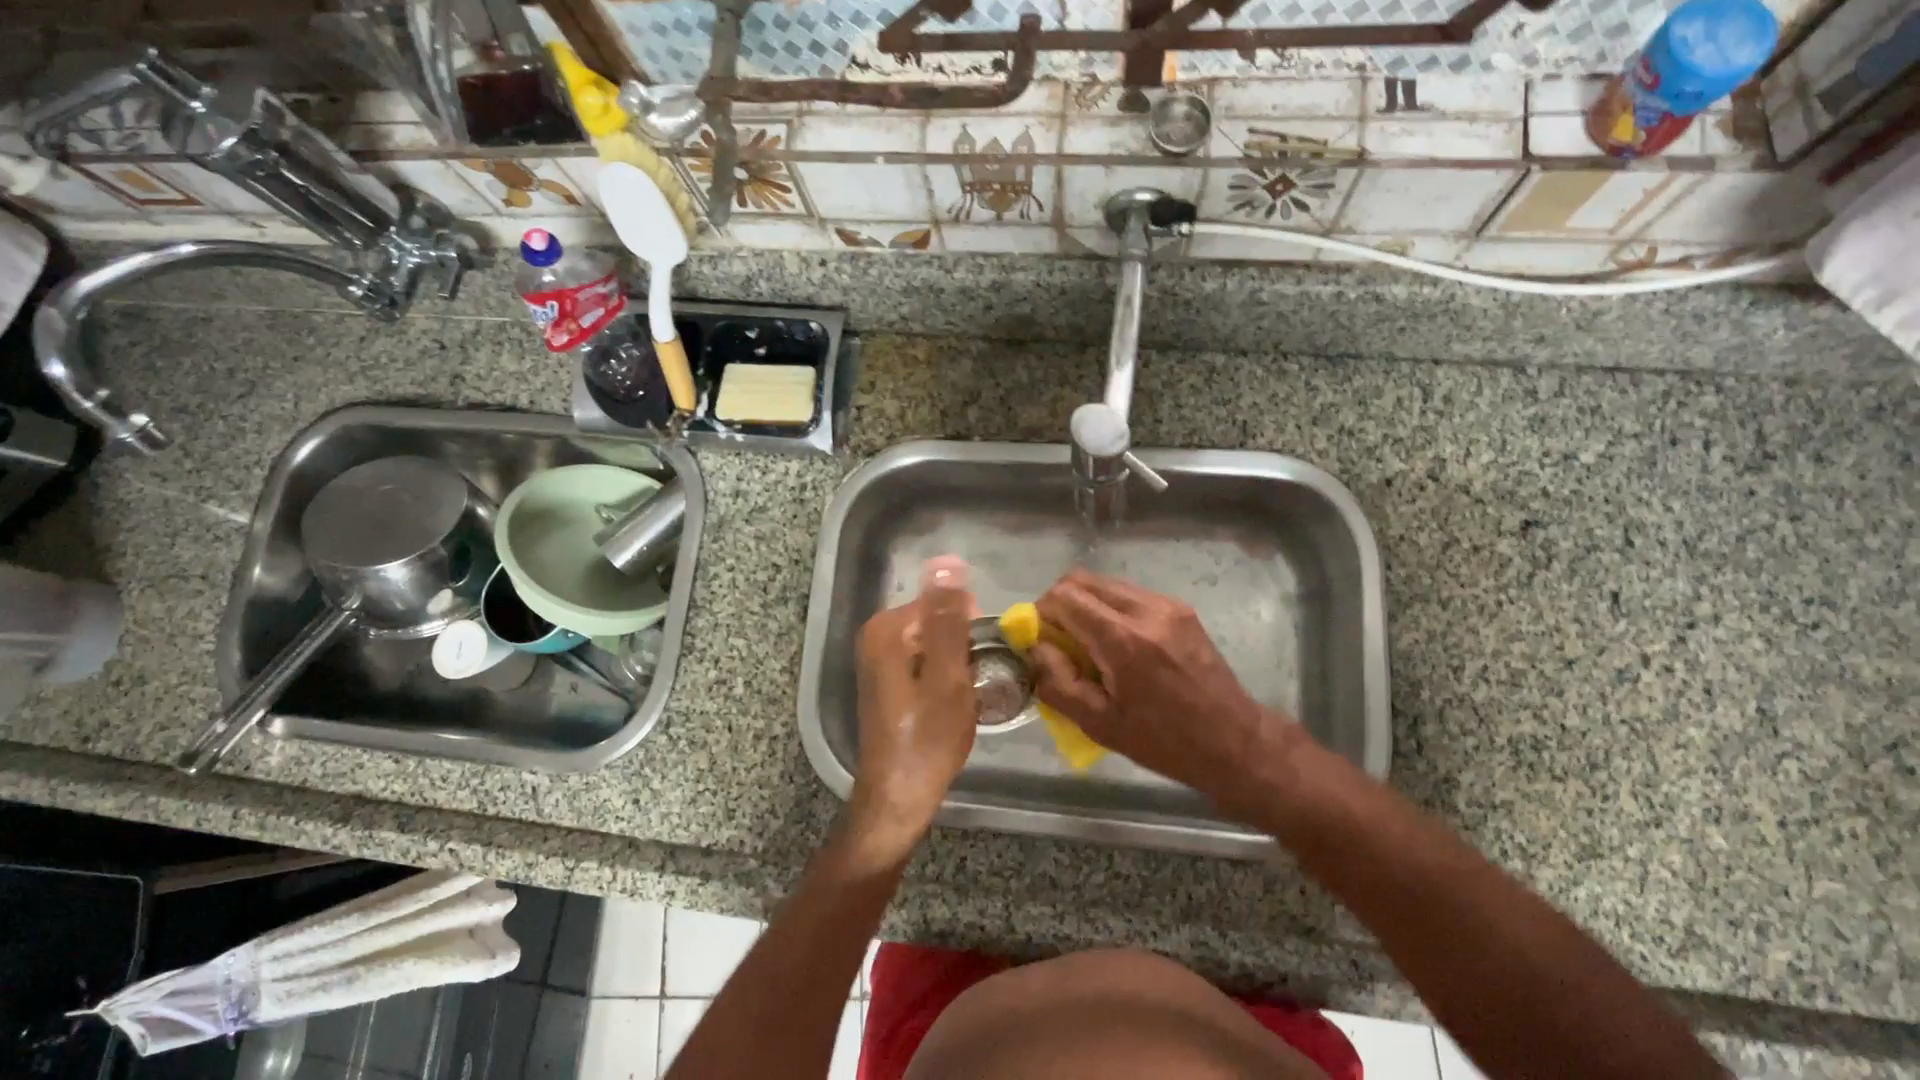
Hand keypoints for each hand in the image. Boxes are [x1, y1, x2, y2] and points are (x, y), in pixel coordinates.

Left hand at [847, 555, 978, 860]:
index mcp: (886, 629)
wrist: (898, 796)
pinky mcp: (888, 684)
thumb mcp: (947, 675)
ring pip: (937, 645)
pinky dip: (947, 679)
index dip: (971, 629)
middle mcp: (876, 638)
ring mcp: (879, 662)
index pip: (944, 601)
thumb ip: (948, 618)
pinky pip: (928, 664)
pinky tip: (956, 707)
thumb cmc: (927, 739)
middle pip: (939, 622)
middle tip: (977, 684)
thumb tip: (948, 560)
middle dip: (964, 648)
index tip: (982, 661)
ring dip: (959, 666)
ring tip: (970, 697)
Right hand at [1029, 570, 1304, 821]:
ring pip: (1108, 585)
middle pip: (1083, 580)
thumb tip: (1036, 648)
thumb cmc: (1163, 741)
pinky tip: (1119, 647)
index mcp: (1124, 640)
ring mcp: (1168, 606)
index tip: (1039, 641)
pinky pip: (1132, 596)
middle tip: (1058, 641)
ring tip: (1089, 647)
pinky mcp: (1182, 610)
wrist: (1232, 741)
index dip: (1041, 613)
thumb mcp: (1100, 723)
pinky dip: (1112, 611)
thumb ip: (1058, 682)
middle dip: (1061, 604)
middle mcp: (1146, 611)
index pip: (1065, 596)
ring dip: (1087, 606)